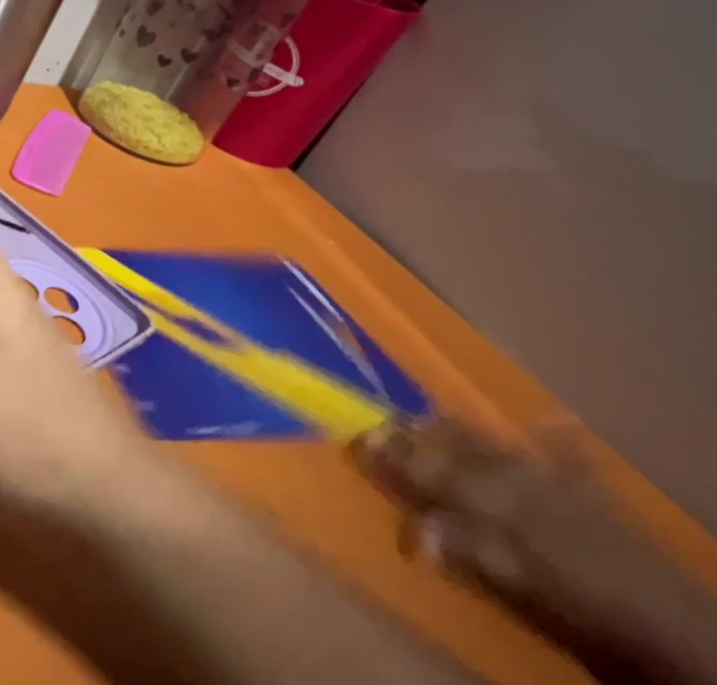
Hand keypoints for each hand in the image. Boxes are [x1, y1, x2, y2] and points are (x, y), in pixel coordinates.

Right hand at [355, 420, 716, 682]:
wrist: (670, 618)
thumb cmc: (574, 598)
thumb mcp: (509, 576)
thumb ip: (461, 544)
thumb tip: (413, 525)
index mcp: (489, 500)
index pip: (426, 469)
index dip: (390, 452)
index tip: (358, 434)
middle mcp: (516, 481)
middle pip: (458, 452)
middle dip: (418, 434)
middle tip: (382, 416)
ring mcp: (555, 483)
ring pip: (499, 447)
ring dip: (465, 430)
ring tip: (434, 410)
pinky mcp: (592, 494)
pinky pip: (572, 460)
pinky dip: (557, 439)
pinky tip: (549, 417)